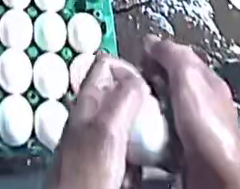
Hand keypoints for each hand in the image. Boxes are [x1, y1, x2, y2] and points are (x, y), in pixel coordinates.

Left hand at [44, 54, 149, 188]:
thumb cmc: (83, 175)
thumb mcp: (106, 131)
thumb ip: (122, 100)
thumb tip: (140, 80)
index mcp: (87, 101)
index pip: (106, 65)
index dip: (127, 70)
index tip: (147, 88)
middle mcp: (91, 117)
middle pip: (120, 95)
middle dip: (140, 105)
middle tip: (156, 120)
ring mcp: (98, 142)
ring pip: (127, 125)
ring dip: (142, 133)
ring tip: (153, 145)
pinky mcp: (106, 166)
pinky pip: (128, 153)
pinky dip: (139, 158)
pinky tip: (142, 170)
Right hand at [145, 37, 239, 188]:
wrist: (216, 178)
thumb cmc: (208, 126)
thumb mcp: (188, 74)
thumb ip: (171, 53)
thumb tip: (151, 41)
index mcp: (207, 80)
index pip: (178, 56)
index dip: (157, 53)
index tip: (138, 57)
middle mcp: (202, 103)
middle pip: (168, 82)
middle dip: (150, 81)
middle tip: (135, 84)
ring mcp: (193, 128)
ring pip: (162, 108)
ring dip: (149, 107)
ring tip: (136, 108)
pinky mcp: (184, 151)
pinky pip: (161, 132)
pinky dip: (151, 131)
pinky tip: (143, 131)